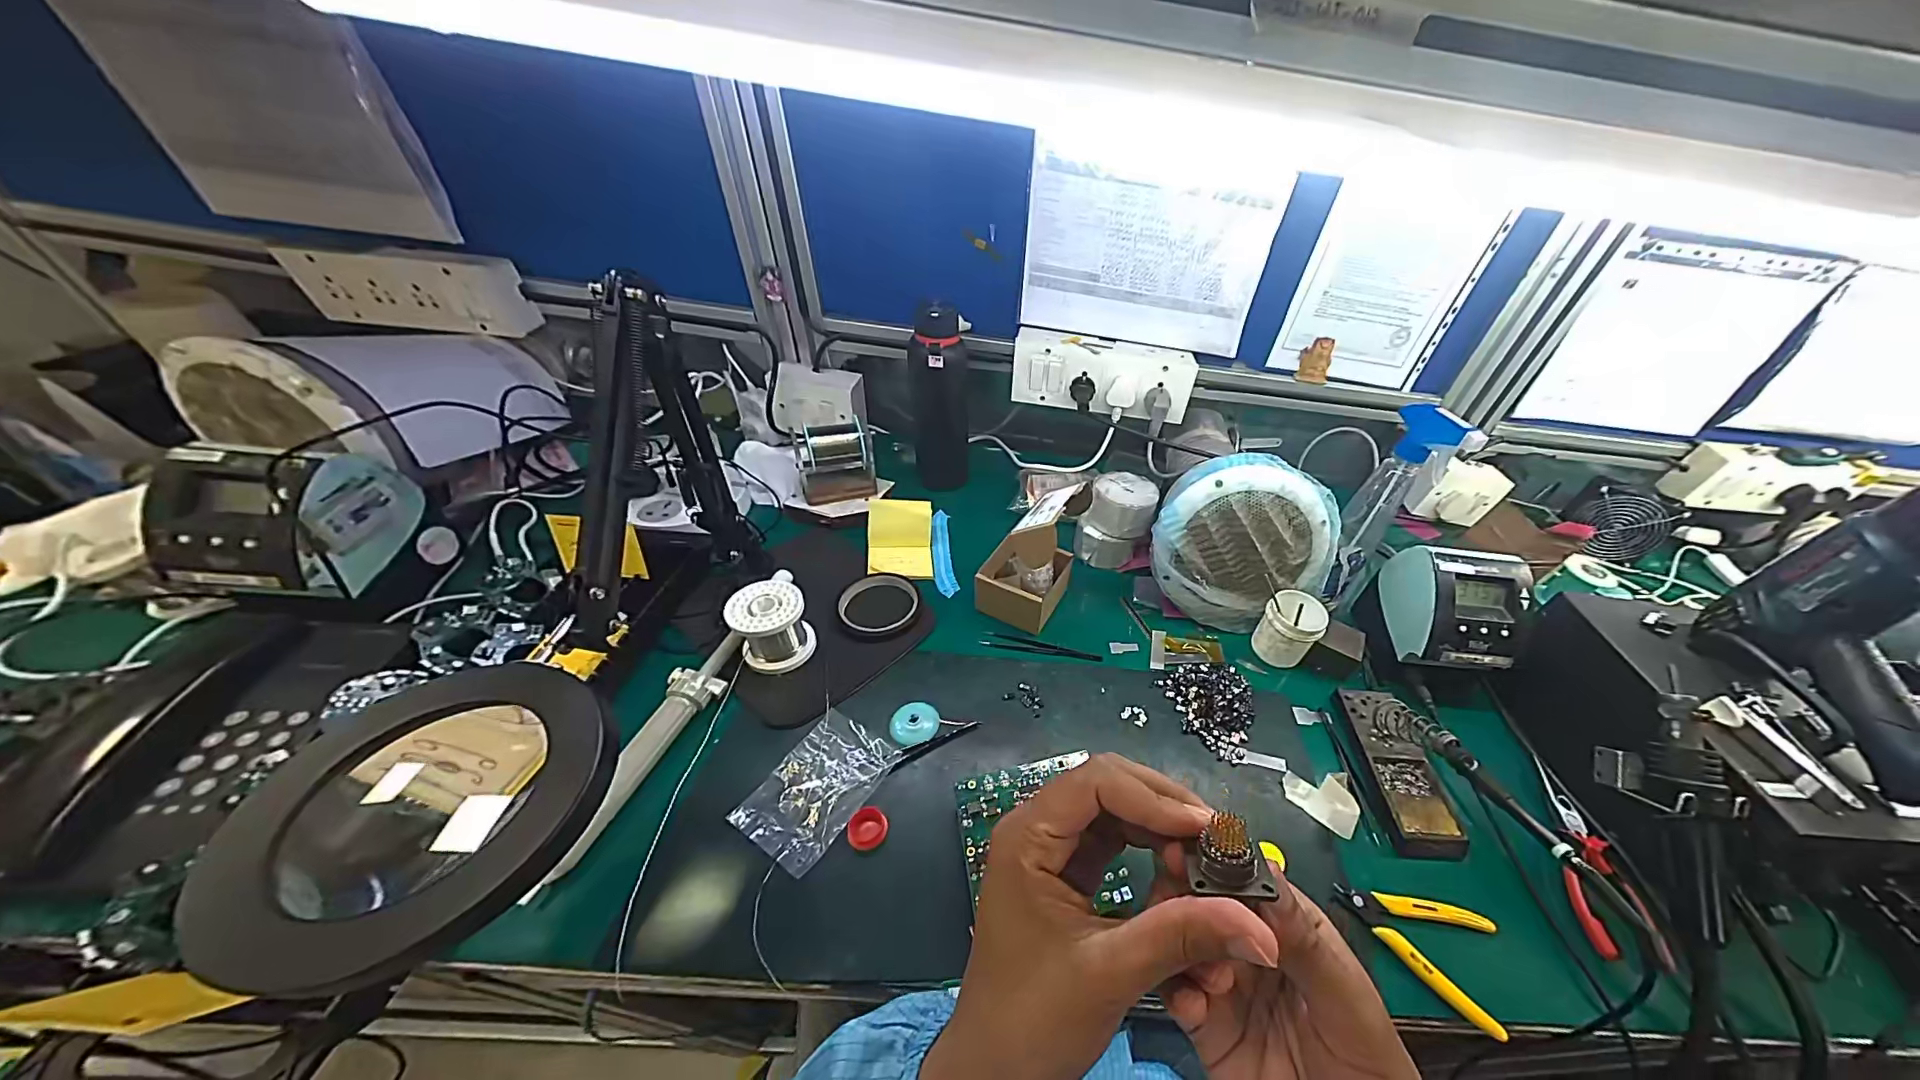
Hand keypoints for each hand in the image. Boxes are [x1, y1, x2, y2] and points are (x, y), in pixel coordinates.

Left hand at [922, 755, 1280, 1079]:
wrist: (996, 1065)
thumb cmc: (1034, 1016)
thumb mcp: (1110, 972)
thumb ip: (1180, 937)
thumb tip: (1257, 924)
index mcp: (1028, 836)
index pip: (1096, 783)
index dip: (1153, 798)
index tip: (1205, 830)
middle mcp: (1037, 830)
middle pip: (1108, 788)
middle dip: (1163, 810)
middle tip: (1214, 842)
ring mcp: (1051, 850)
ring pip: (1116, 814)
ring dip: (1161, 831)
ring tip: (1202, 861)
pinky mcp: (1066, 873)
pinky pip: (1114, 844)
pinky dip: (1149, 854)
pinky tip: (1177, 875)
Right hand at [1154, 856, 1416, 1079]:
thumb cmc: (1369, 1064)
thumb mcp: (1347, 997)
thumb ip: (1306, 940)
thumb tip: (1268, 874)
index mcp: (1282, 924)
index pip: (1239, 877)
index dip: (1212, 862)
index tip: (1190, 855)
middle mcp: (1243, 945)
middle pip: (1196, 899)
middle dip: (1183, 896)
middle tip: (1184, 910)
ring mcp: (1221, 981)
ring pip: (1176, 937)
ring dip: (1178, 942)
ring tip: (1206, 972)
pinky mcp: (1204, 1022)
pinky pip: (1172, 992)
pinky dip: (1172, 987)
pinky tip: (1193, 1002)